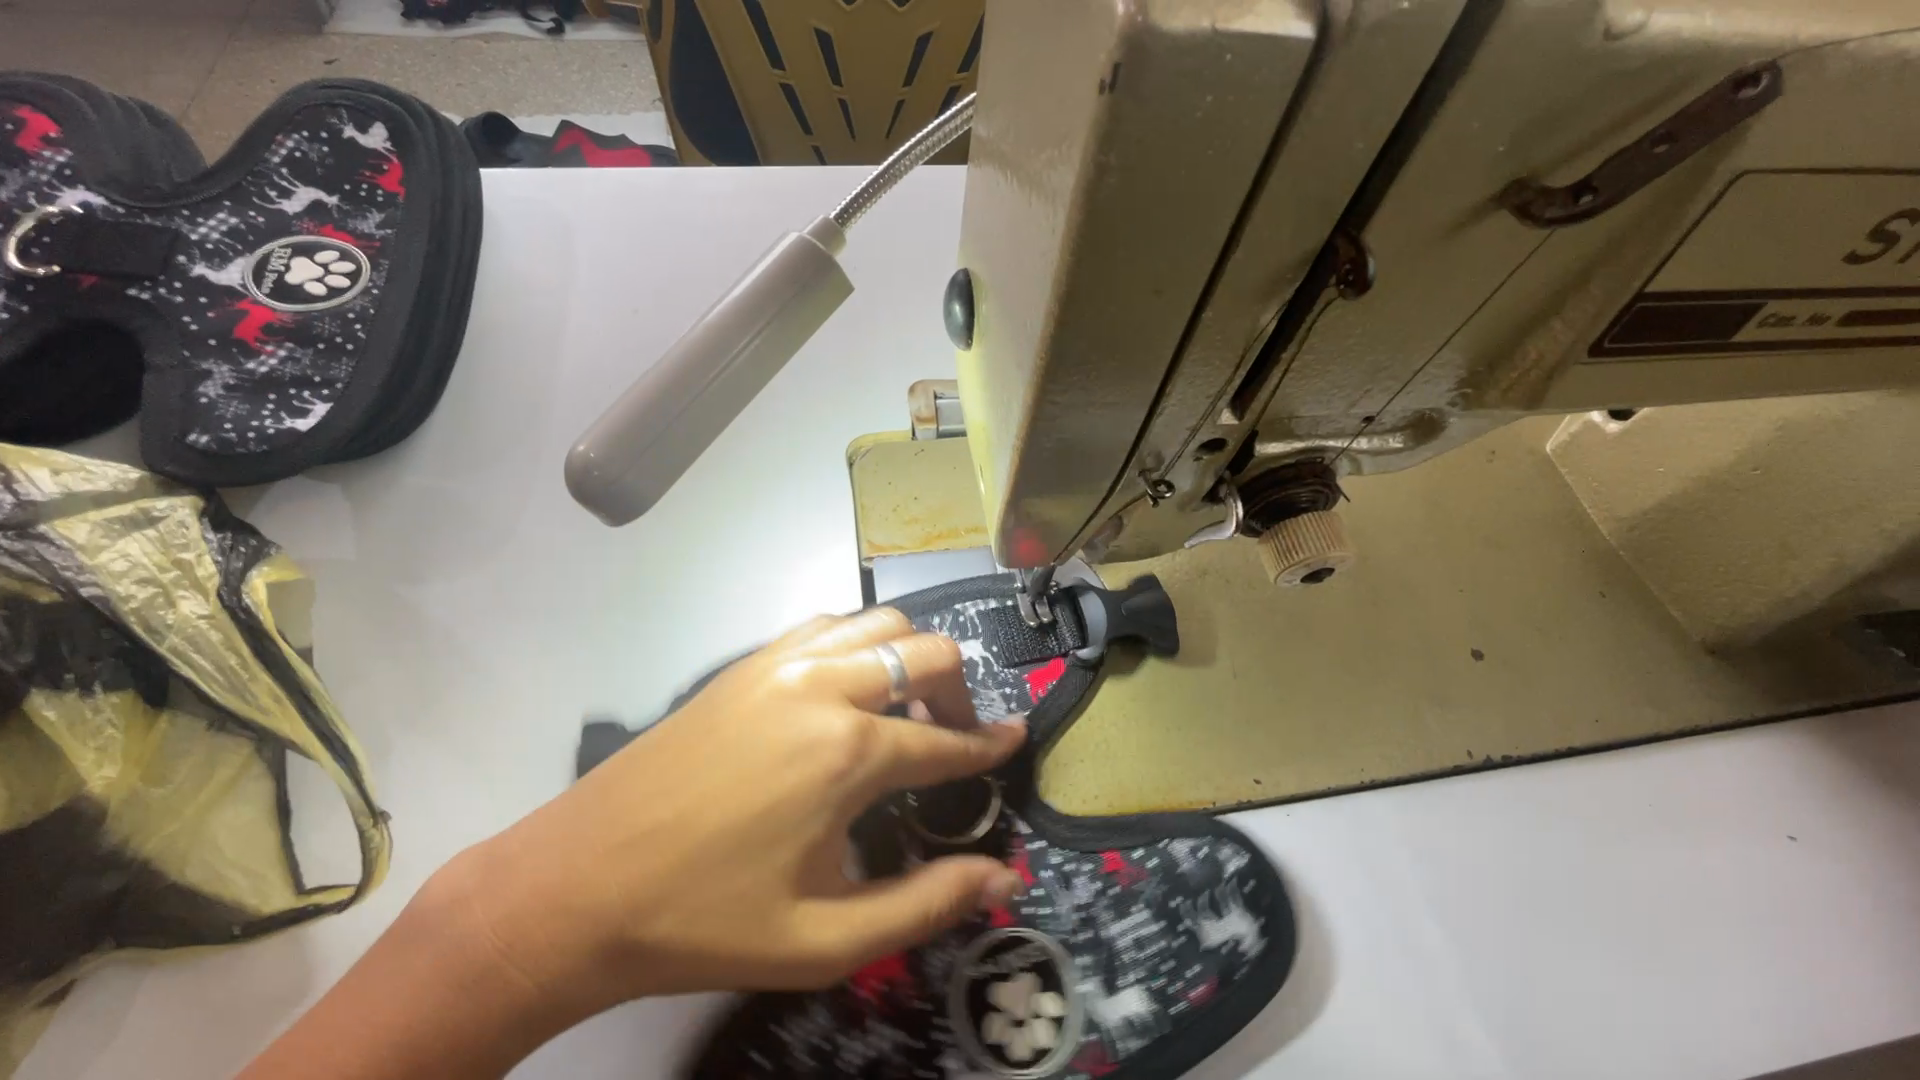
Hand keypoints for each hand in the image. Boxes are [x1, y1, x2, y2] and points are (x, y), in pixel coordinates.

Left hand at [440, 607, 1027, 1017]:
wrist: (577, 886)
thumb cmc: (706, 921)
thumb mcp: (826, 939)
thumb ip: (925, 905)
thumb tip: (1003, 878)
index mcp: (850, 751)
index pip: (946, 740)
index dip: (989, 746)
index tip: (1015, 739)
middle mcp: (824, 687)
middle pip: (926, 654)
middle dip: (959, 693)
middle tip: (958, 736)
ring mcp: (777, 664)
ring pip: (877, 622)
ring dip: (910, 656)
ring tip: (907, 707)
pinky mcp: (742, 663)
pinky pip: (823, 625)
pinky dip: (857, 641)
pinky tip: (847, 686)